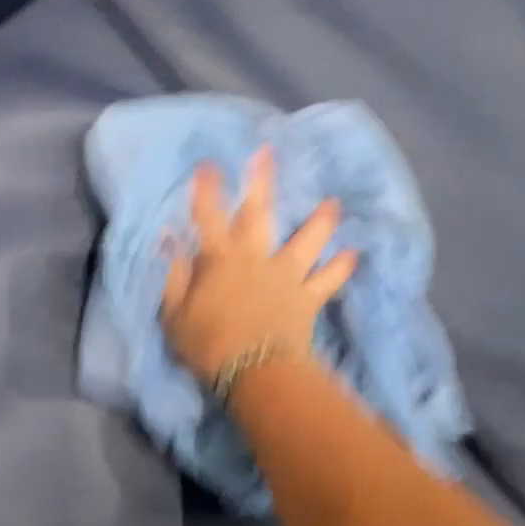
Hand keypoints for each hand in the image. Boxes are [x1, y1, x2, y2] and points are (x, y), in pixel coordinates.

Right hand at [160, 146, 357, 380]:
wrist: (255, 371)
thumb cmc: (207, 344)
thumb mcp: (174, 314)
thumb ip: (175, 276)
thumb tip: (169, 242)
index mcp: (219, 260)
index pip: (208, 218)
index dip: (206, 190)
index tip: (207, 165)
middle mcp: (255, 258)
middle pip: (258, 214)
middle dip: (261, 182)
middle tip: (267, 154)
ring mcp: (286, 276)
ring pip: (306, 240)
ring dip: (320, 220)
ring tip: (332, 203)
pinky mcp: (308, 297)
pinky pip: (328, 280)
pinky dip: (341, 267)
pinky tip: (354, 255)